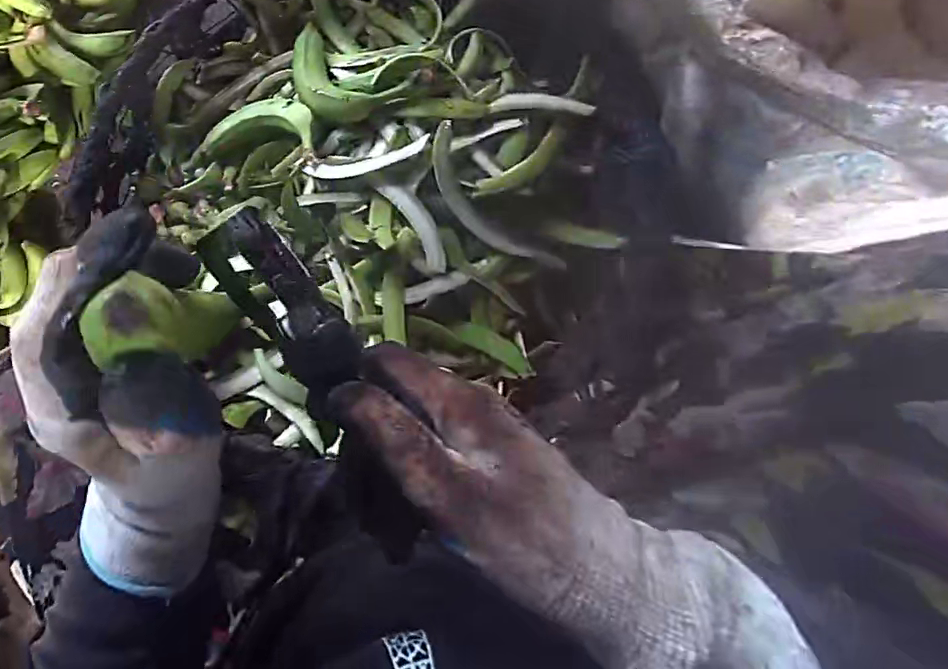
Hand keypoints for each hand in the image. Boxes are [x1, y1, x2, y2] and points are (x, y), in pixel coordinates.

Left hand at [10, 240, 221, 597]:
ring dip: (120, 259)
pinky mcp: (81, 331)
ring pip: (70, 281)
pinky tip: (167, 270)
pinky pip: (92, 284)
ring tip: (181, 266)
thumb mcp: (173, 460)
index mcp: (54, 410)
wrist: (157, 486)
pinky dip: (128, 267)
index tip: (118, 253)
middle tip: (164, 249)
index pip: (38, 339)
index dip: (69, 291)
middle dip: (101, 260)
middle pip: (49, 297)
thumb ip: (152, 413)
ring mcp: (60, 348)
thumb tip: (135, 343)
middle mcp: (44, 372)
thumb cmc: (164, 480)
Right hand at [333, 344, 817, 668]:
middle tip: (366, 513)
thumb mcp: (449, 495)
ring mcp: (474, 431)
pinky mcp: (482, 459)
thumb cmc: (527, 542)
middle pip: (387, 402)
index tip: (337, 438)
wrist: (610, 586)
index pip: (383, 360)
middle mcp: (462, 402)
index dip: (352, 387)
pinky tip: (408, 534)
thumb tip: (340, 392)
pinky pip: (427, 458)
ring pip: (402, 433)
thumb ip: (394, 437)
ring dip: (383, 480)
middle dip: (365, 452)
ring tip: (388, 537)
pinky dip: (408, 491)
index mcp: (455, 399)